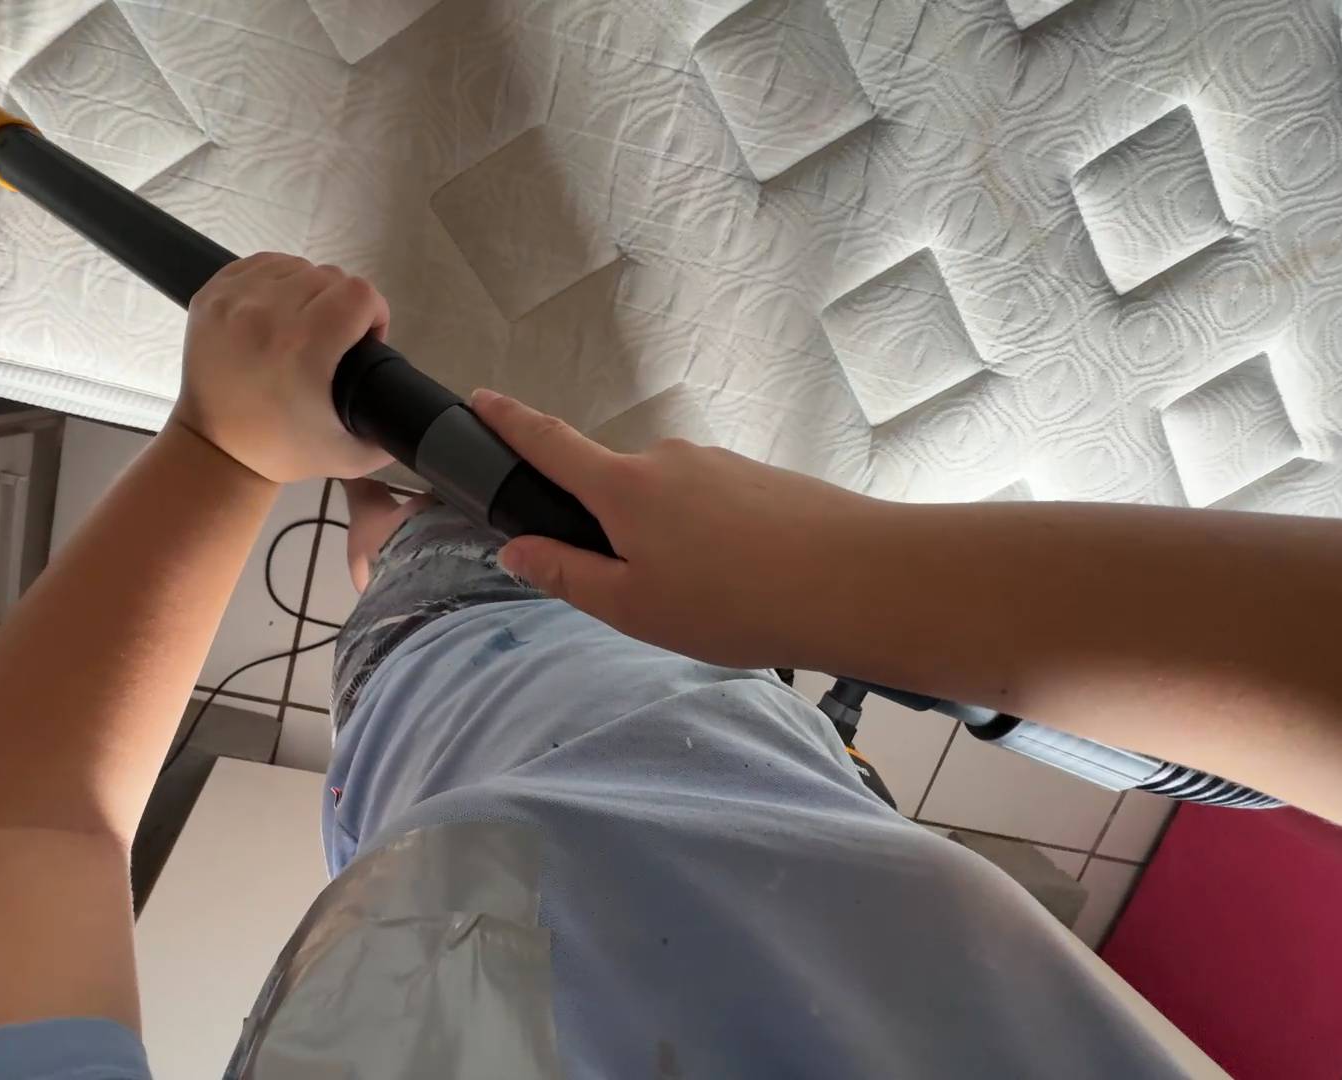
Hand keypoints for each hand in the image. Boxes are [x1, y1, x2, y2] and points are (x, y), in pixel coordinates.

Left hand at [172, 253, 393, 482]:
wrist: (214, 449)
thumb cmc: (282, 450)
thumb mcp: (349, 456)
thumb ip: (391, 436)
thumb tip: (420, 419)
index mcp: (304, 348)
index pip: (360, 294)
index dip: (374, 315)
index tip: (365, 341)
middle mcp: (267, 314)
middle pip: (332, 278)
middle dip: (344, 307)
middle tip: (336, 341)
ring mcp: (235, 300)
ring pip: (298, 266)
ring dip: (311, 292)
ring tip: (306, 326)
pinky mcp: (212, 293)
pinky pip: (263, 264)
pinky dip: (279, 282)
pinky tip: (279, 313)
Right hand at [474, 389, 888, 668]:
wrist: (860, 581)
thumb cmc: (730, 602)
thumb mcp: (632, 606)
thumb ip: (566, 574)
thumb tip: (515, 550)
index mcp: (623, 488)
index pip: (549, 443)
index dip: (509, 421)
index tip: (480, 399)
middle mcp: (665, 458)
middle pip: (612, 484)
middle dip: (609, 527)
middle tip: (641, 589)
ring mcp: (716, 460)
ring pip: (664, 500)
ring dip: (664, 538)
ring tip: (704, 595)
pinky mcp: (757, 474)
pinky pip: (708, 502)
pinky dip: (705, 535)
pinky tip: (738, 578)